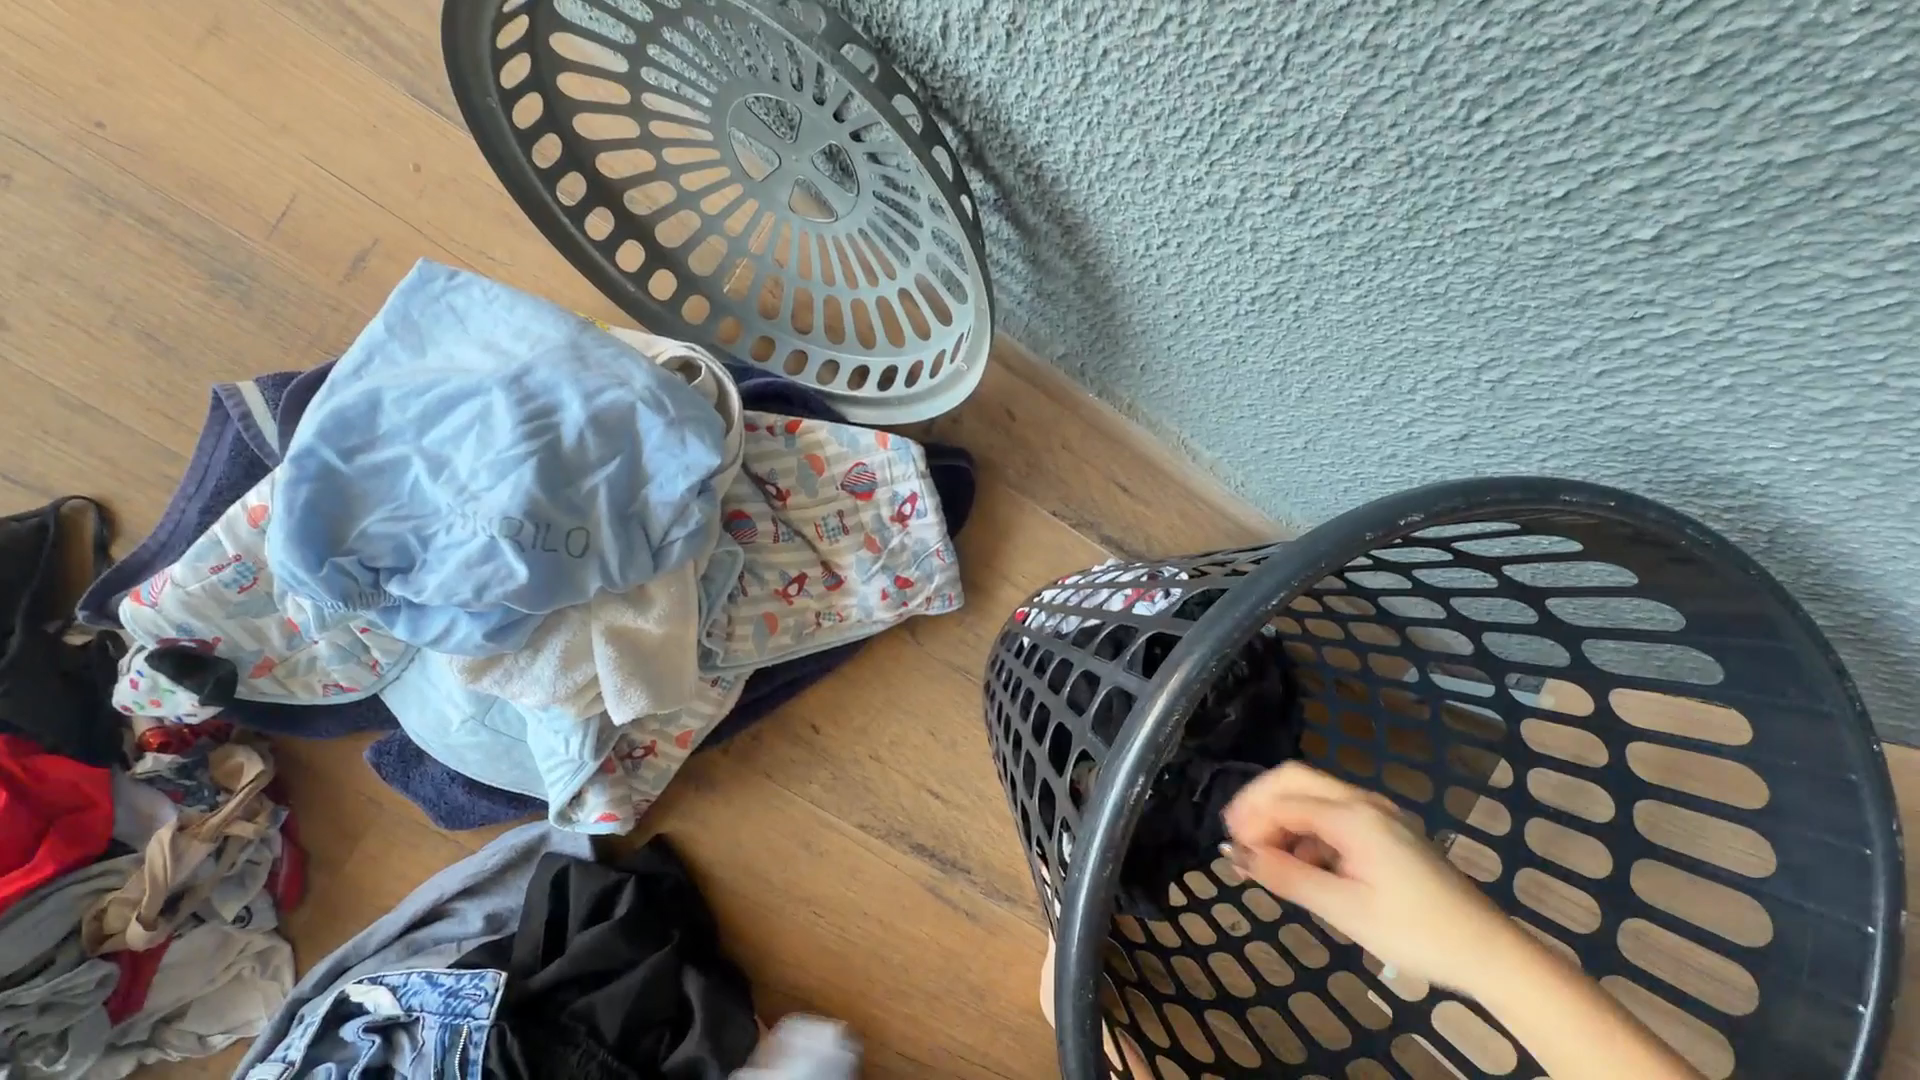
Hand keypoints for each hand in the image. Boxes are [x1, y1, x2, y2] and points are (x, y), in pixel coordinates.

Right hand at [1222, 762, 1523, 993]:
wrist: (1490, 952)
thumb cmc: (1415, 932)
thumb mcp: (1343, 910)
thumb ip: (1286, 876)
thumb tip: (1236, 853)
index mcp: (1353, 816)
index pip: (1282, 800)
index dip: (1249, 820)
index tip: (1230, 850)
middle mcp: (1364, 802)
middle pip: (1295, 780)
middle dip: (1260, 803)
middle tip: (1239, 840)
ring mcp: (1379, 814)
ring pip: (1313, 795)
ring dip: (1282, 818)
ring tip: (1268, 860)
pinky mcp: (1386, 831)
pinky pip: (1332, 814)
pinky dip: (1307, 831)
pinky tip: (1304, 865)